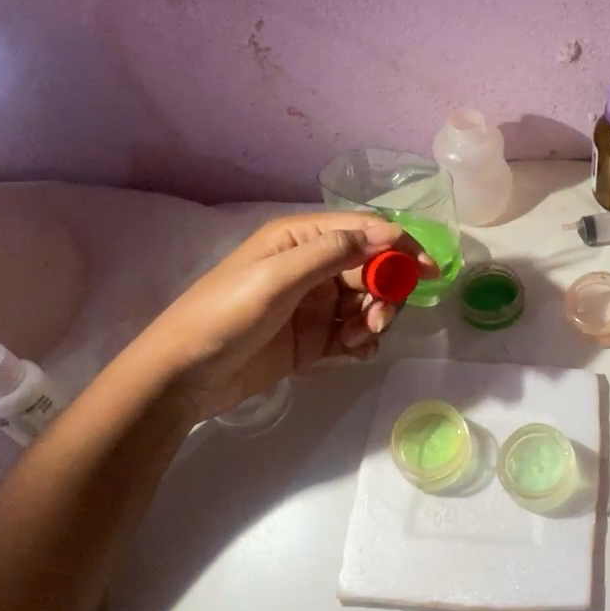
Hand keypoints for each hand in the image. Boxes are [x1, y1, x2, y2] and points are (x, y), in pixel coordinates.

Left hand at [126, 212, 427, 420]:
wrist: (181, 379)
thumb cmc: (224, 316)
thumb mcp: (277, 278)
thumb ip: (332, 253)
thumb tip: (387, 233)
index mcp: (301, 239)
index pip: (365, 231)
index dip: (400, 247)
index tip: (427, 271)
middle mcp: (312, 266)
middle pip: (373, 268)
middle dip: (387, 291)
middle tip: (381, 319)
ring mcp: (314, 304)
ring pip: (368, 302)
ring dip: (375, 318)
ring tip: (360, 339)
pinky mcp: (313, 339)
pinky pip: (354, 333)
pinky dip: (363, 341)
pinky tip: (356, 353)